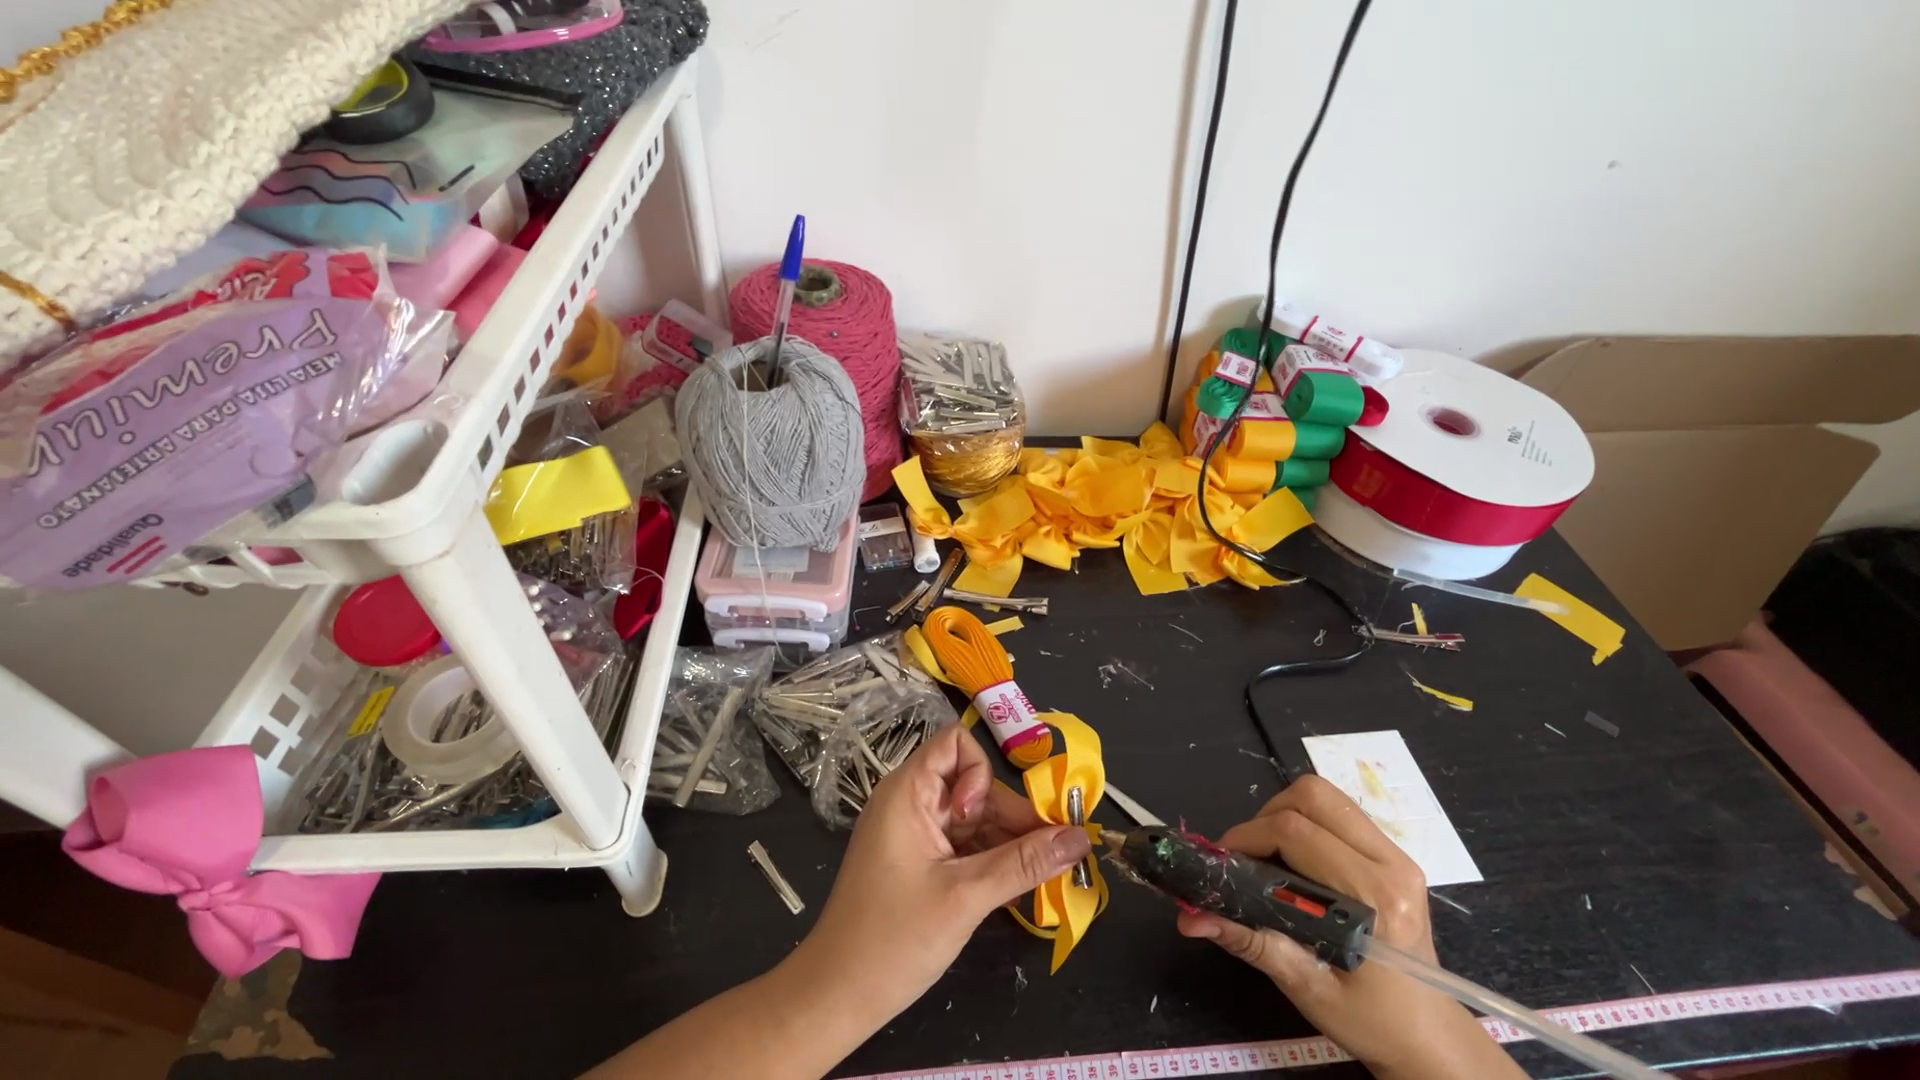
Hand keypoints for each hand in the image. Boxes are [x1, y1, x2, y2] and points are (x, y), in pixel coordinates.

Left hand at [788, 723, 1091, 1023]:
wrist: (837, 996)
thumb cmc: (893, 940)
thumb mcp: (965, 897)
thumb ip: (1025, 863)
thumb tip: (1081, 837)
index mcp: (907, 794)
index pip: (955, 744)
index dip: (980, 773)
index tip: (981, 820)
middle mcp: (911, 804)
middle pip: (975, 787)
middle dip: (1013, 817)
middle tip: (1052, 858)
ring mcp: (916, 835)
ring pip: (977, 819)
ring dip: (1010, 843)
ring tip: (1043, 877)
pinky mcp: (922, 863)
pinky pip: (967, 846)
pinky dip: (993, 861)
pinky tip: (1019, 888)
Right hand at [1175, 776, 1522, 1079]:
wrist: (1430, 1038)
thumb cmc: (1372, 1020)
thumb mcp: (1307, 987)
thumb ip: (1251, 943)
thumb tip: (1190, 919)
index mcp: (1374, 896)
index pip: (1296, 831)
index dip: (1247, 836)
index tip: (1221, 861)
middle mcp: (1391, 864)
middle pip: (1313, 796)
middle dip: (1265, 816)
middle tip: (1245, 855)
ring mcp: (1397, 856)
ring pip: (1326, 797)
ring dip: (1285, 814)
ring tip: (1267, 855)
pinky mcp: (1395, 856)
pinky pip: (1340, 813)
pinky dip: (1306, 822)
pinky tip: (1295, 861)